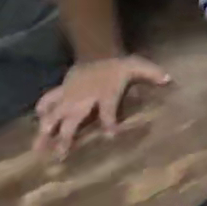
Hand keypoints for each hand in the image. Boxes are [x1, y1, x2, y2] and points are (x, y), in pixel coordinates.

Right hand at [32, 55, 171, 156]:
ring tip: (37, 149)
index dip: (110, 123)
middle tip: (60, 156)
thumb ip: (153, 74)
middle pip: (73, 120)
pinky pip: (47, 101)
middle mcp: (84, 98)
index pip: (108, 112)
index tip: (111, 136)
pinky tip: (36, 123)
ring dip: (46, 131)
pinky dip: (41, 110)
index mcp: (105, 94)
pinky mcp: (61, 91)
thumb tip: (170, 79)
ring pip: (54, 114)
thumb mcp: (138, 67)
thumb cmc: (119, 64)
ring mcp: (70, 95)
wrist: (98, 49)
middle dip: (66, 137)